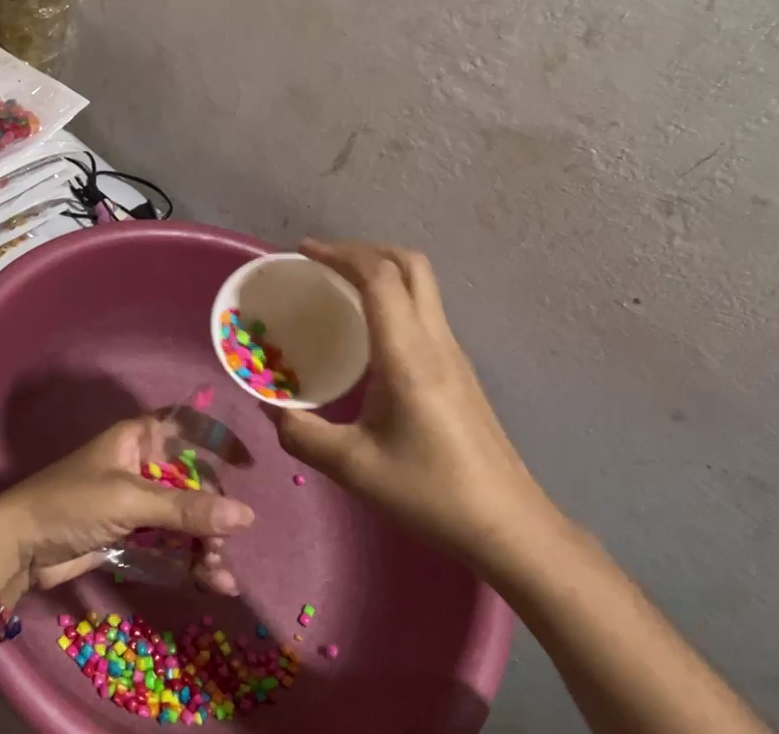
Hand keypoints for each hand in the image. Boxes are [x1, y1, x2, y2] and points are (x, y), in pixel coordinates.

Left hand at [0, 415, 255, 599]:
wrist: (20, 545)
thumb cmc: (71, 503)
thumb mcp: (130, 501)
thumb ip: (186, 508)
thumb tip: (245, 515)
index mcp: (137, 439)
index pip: (186, 426)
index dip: (217, 438)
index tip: (249, 464)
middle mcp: (142, 465)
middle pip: (194, 482)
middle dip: (215, 514)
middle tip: (222, 547)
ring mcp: (138, 502)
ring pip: (187, 517)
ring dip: (207, 545)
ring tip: (217, 576)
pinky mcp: (132, 535)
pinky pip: (173, 543)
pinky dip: (192, 561)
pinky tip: (211, 582)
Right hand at [268, 239, 564, 574]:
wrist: (509, 527)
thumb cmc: (431, 492)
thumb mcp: (352, 466)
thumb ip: (301, 433)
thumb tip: (269, 407)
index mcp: (408, 355)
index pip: (379, 278)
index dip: (340, 254)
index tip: (302, 253)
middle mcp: (436, 342)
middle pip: (410, 265)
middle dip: (364, 250)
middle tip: (322, 263)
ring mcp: (454, 355)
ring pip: (422, 286)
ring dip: (380, 272)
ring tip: (338, 288)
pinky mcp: (460, 372)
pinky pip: (424, 312)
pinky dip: (392, 299)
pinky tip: (365, 333)